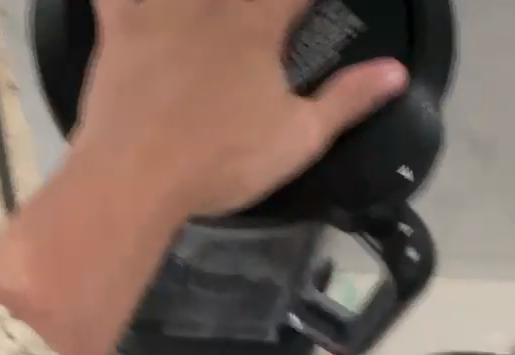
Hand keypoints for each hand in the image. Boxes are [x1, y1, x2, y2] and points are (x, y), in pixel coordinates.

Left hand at [74, 0, 408, 218]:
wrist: (139, 178)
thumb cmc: (222, 162)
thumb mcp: (297, 140)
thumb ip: (346, 102)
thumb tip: (396, 74)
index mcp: (259, 25)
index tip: (311, 5)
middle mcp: (211, 3)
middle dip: (264, 0)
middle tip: (261, 15)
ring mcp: (160, 10)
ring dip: (198, 0)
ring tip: (214, 13)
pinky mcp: (118, 28)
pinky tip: (121, 2)